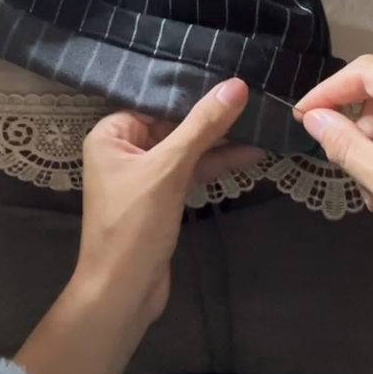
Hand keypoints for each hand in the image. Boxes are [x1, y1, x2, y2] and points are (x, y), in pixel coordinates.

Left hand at [14, 79, 261, 373]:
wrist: (122, 293)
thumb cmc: (134, 225)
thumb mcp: (170, 170)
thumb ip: (203, 127)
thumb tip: (236, 85)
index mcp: (111, 134)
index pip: (156, 103)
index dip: (193, 92)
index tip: (232, 80)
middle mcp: (122, 149)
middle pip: (173, 125)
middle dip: (212, 119)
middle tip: (254, 100)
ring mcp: (142, 176)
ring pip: (185, 150)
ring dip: (219, 143)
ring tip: (261, 126)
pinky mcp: (159, 199)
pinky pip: (188, 172)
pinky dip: (214, 165)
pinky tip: (248, 155)